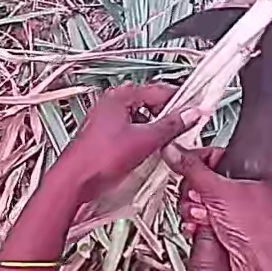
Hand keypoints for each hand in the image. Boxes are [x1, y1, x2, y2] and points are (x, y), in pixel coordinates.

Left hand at [49, 83, 196, 203]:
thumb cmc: (97, 159)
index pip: (157, 89)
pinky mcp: (104, 138)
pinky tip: (149, 151)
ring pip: (140, 118)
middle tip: (183, 126)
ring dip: (155, 128)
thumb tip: (190, 114)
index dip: (180, 100)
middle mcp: (109, 105)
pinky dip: (143, 138)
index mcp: (117, 97)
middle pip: (149, 103)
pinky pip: (131, 132)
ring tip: (165, 141)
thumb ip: (171, 125)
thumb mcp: (144, 140)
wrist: (74, 181)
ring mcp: (105, 122)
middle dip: (167, 115)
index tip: (196, 110)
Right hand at [166, 145, 271, 270]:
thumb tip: (173, 150)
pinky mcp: (218, 228)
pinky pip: (193, 219)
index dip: (197, 164)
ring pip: (192, 200)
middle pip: (198, 179)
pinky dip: (192, 224)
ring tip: (206, 217)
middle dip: (193, 191)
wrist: (262, 269)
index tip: (187, 170)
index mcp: (250, 173)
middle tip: (202, 198)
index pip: (213, 155)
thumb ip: (192, 168)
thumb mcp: (220, 190)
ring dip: (191, 210)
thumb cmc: (261, 232)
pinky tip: (202, 228)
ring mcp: (229, 210)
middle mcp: (240, 190)